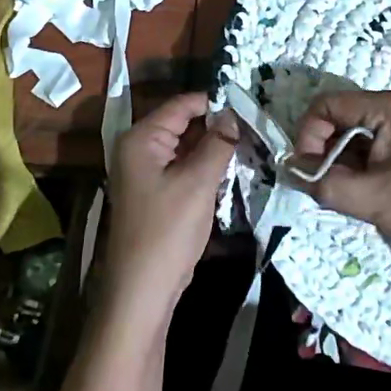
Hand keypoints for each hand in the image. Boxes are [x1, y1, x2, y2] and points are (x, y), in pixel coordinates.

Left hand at [104, 93, 235, 315]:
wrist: (142, 288)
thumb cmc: (167, 230)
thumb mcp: (198, 183)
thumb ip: (218, 144)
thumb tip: (233, 115)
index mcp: (141, 138)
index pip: (180, 105)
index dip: (213, 102)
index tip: (248, 105)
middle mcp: (137, 149)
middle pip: (181, 124)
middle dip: (215, 125)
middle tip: (253, 127)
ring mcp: (143, 172)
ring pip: (183, 147)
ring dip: (211, 147)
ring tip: (248, 144)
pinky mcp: (154, 192)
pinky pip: (181, 167)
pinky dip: (202, 166)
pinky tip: (228, 169)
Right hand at [293, 90, 390, 286]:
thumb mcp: (373, 200)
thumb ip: (324, 183)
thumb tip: (291, 170)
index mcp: (389, 107)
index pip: (327, 105)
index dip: (307, 135)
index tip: (306, 172)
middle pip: (340, 120)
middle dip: (325, 154)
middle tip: (327, 191)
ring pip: (354, 139)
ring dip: (343, 167)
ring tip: (352, 200)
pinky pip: (373, 152)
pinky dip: (361, 173)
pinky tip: (369, 200)